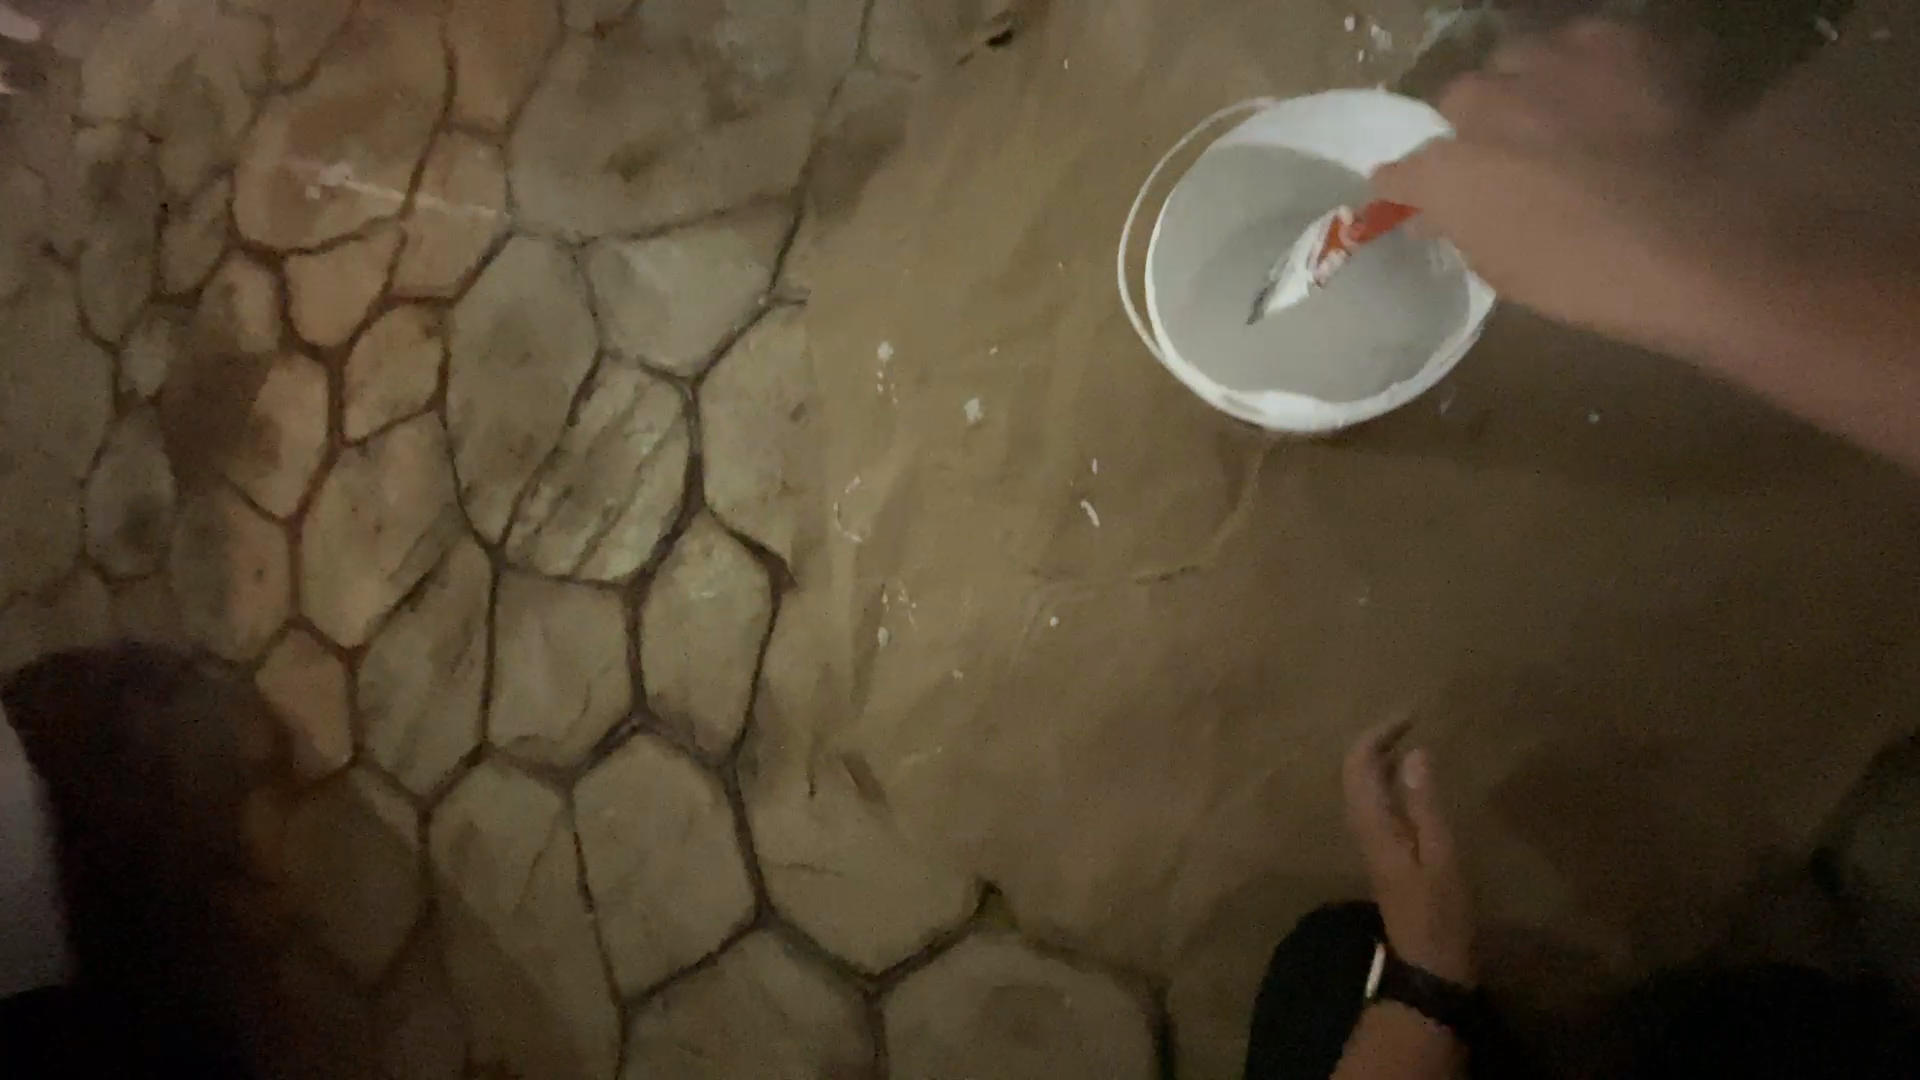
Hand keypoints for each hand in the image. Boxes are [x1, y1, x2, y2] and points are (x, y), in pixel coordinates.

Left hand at [1342, 720, 1473, 985]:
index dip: (1378, 733)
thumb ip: (1423, 802)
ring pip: (1361, 782)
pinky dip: (1385, 776)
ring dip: (1379, 756)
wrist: (1427, 958)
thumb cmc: (1438, 908)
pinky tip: (1408, 776)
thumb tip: (1414, 752)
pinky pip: (1372, 797)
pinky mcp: (1377, 844)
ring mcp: (1366, 833)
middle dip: (1377, 740)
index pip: (1358, 762)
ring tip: (1409, 739)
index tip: (1409, 716)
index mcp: (1369, 819)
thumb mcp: (1440, 853)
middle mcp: (1358, 820)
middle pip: (1355, 768)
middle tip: (1410, 722)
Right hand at [1372, 19, 1753, 354]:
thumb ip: (1458, 225)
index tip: (1407, 198)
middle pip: (1458, 97)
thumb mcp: (1497, 264)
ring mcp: (1556, 67)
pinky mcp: (1626, 43)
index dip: (1402, 186)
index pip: (1399, 172)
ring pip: (1517, 58)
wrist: (1700, 230)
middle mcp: (1488, 107)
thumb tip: (1432, 214)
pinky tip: (1603, 91)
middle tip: (1491, 149)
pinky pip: (1586, 41)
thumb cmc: (1579, 272)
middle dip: (1468, 121)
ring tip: (1547, 110)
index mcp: (1448, 173)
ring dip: (1522, 83)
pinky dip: (1585, 63)